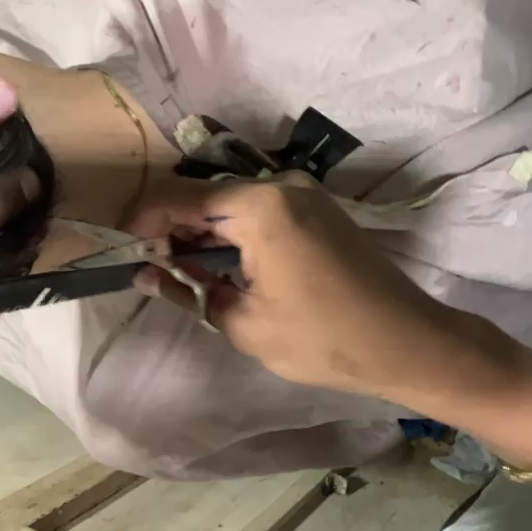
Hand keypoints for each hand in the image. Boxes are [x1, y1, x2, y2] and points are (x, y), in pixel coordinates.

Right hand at [128, 175, 531, 457]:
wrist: (407, 343)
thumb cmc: (322, 339)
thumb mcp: (242, 323)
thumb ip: (187, 291)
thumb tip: (145, 275)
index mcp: (259, 207)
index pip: (178, 198)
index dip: (143, 223)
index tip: (123, 252)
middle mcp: (280, 187)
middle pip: (205, 197)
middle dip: (171, 229)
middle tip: (150, 268)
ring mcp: (304, 196)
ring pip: (231, 206)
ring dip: (201, 233)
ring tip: (180, 272)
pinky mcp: (318, 211)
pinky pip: (259, 214)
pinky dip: (232, 235)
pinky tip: (220, 266)